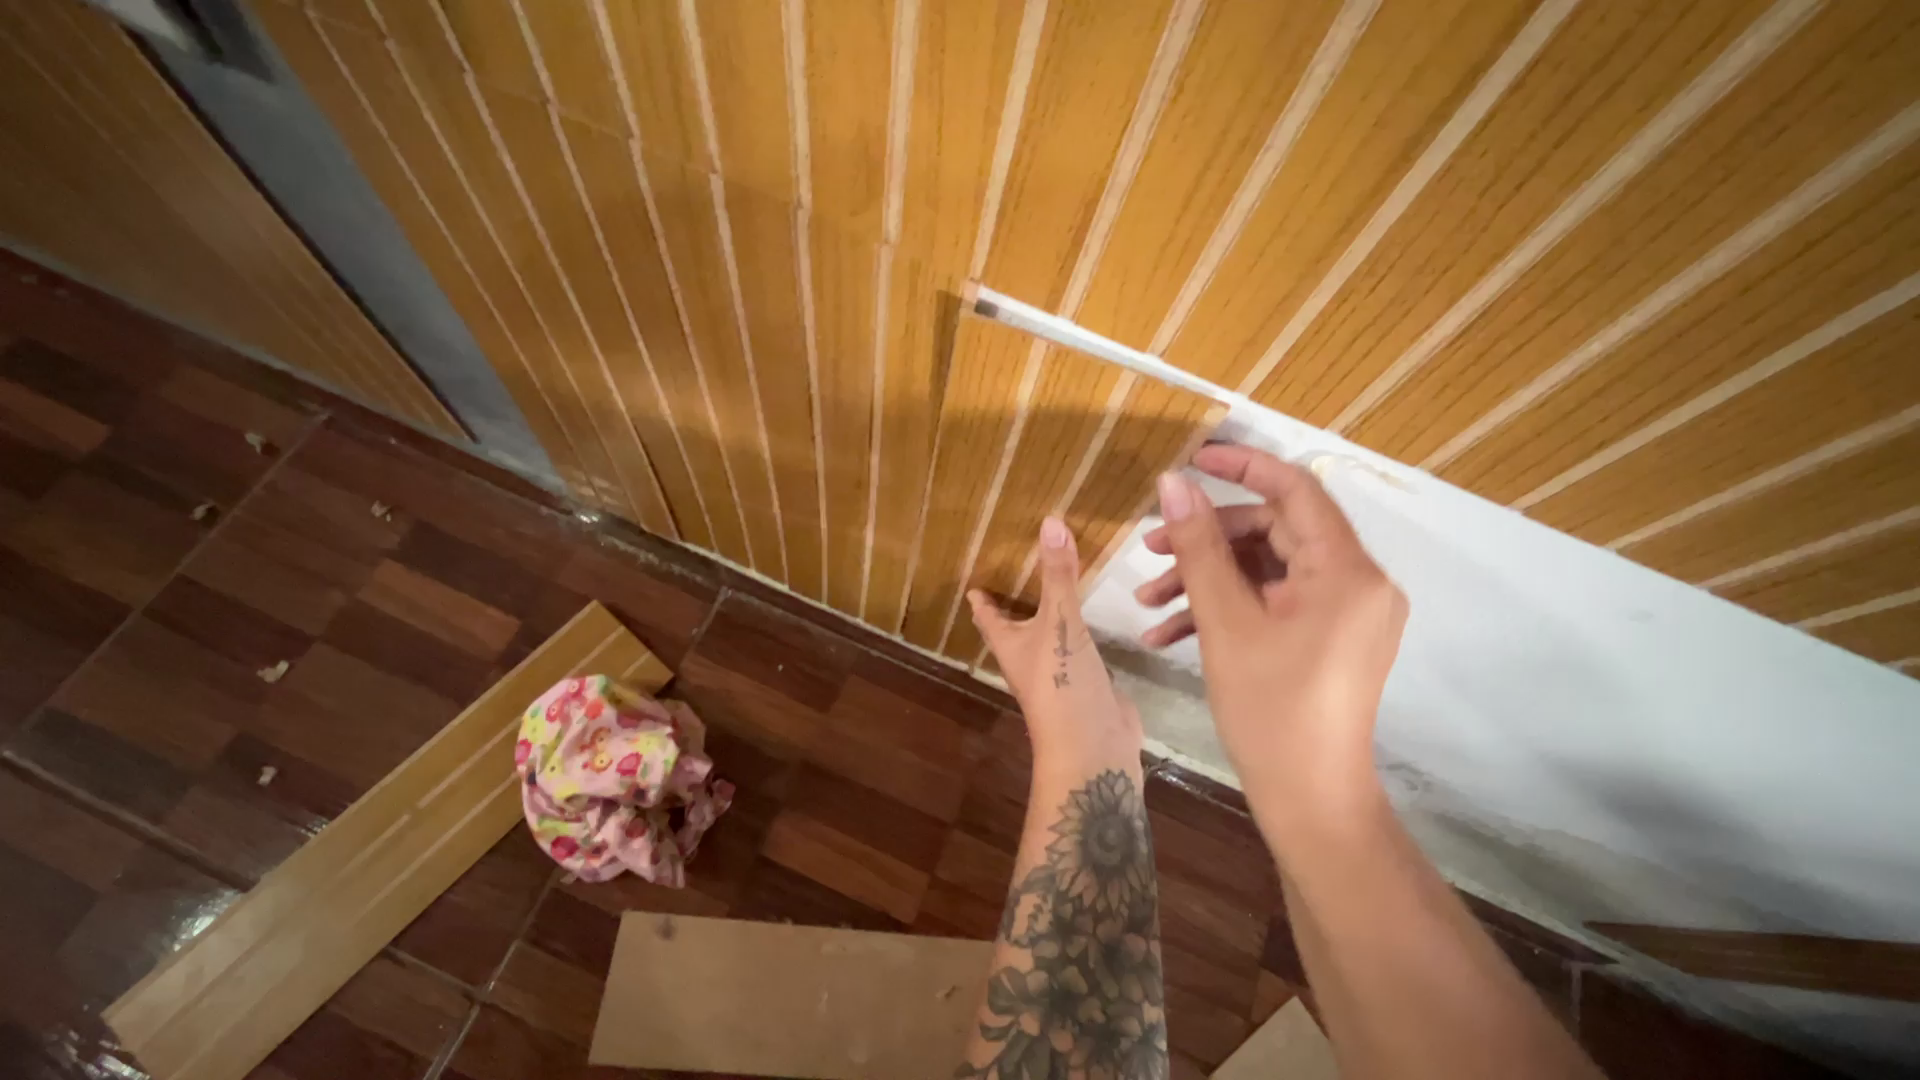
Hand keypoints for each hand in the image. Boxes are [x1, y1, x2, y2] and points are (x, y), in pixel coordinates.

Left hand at [970, 516, 1141, 774]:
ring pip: (1048, 634)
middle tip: (1020, 566)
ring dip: (1050, 612)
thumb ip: (1058, 575)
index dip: (980, 596)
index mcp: (1010, 645)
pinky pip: (1079, 647)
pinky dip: (1081, 628)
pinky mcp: (1086, 682)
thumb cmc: (1062, 685)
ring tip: (1058, 581)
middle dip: (1015, 599)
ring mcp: (1058, 672)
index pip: (987, 614)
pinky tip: (1096, 615)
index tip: (974, 576)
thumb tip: (1051, 521)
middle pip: (1014, 625)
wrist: (1094, 749)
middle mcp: (1028, 658)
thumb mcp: (1060, 624)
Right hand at [1139, 445, 1406, 841]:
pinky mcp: (1330, 636)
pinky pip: (1275, 603)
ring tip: (1147, 603)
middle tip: (1148, 553)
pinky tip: (1169, 635)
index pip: (1295, 489)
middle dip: (1206, 540)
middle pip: (1274, 532)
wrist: (1309, 798)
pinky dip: (1227, 610)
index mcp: (1346, 571)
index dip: (1242, 467)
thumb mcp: (1224, 622)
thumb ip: (1198, 546)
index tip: (1192, 459)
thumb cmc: (1269, 709)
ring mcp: (1346, 612)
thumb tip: (1172, 484)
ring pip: (1267, 570)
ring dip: (1206, 580)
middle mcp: (1358, 582)